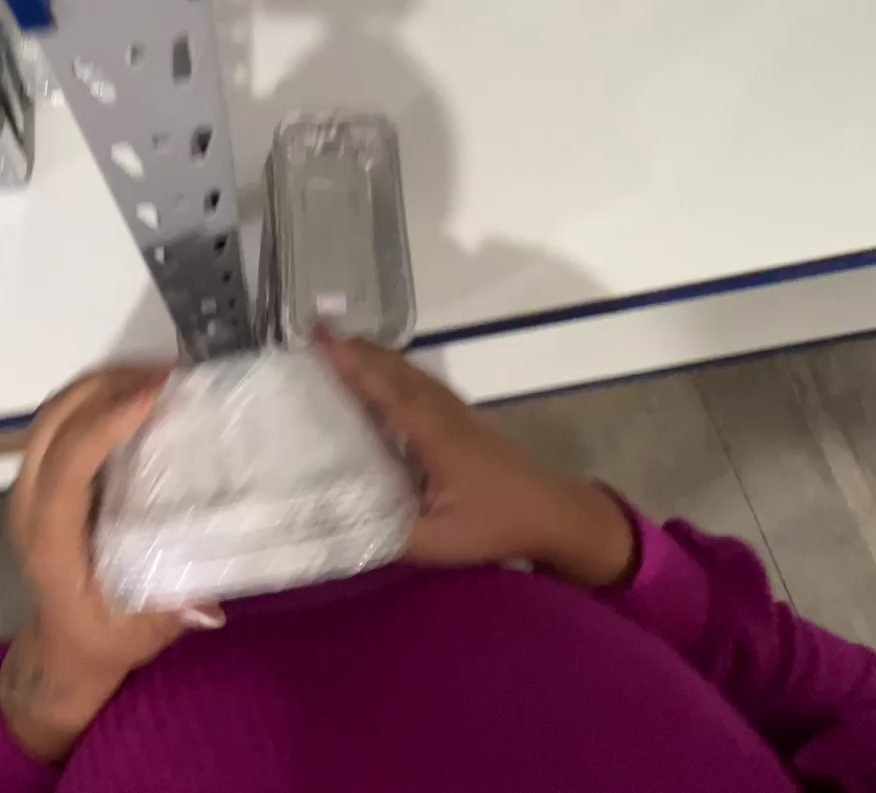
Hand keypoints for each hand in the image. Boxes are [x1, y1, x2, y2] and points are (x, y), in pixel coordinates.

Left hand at [0, 365, 223, 760]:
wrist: (62, 643)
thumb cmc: (104, 636)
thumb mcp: (140, 633)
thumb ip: (171, 612)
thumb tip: (210, 599)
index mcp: (51, 542)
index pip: (67, 465)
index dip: (106, 423)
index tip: (155, 394)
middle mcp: (29, 505)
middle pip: (53, 423)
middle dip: (106, 386)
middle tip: (167, 374)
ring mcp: (28, 486)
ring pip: (51, 414)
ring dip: (99, 385)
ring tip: (155, 375)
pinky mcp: (40, 477)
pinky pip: (58, 420)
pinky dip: (93, 396)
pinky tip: (135, 392)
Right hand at [318, 332, 636, 588]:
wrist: (560, 514)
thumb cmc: (500, 524)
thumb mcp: (444, 542)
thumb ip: (390, 538)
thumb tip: (336, 530)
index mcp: (434, 435)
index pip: (386, 391)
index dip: (352, 365)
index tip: (321, 342)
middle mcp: (441, 412)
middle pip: (394, 369)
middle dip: (355, 348)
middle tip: (315, 333)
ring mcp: (454, 410)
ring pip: (408, 370)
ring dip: (372, 353)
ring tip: (338, 343)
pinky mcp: (461, 416)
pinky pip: (419, 379)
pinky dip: (392, 366)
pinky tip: (382, 369)